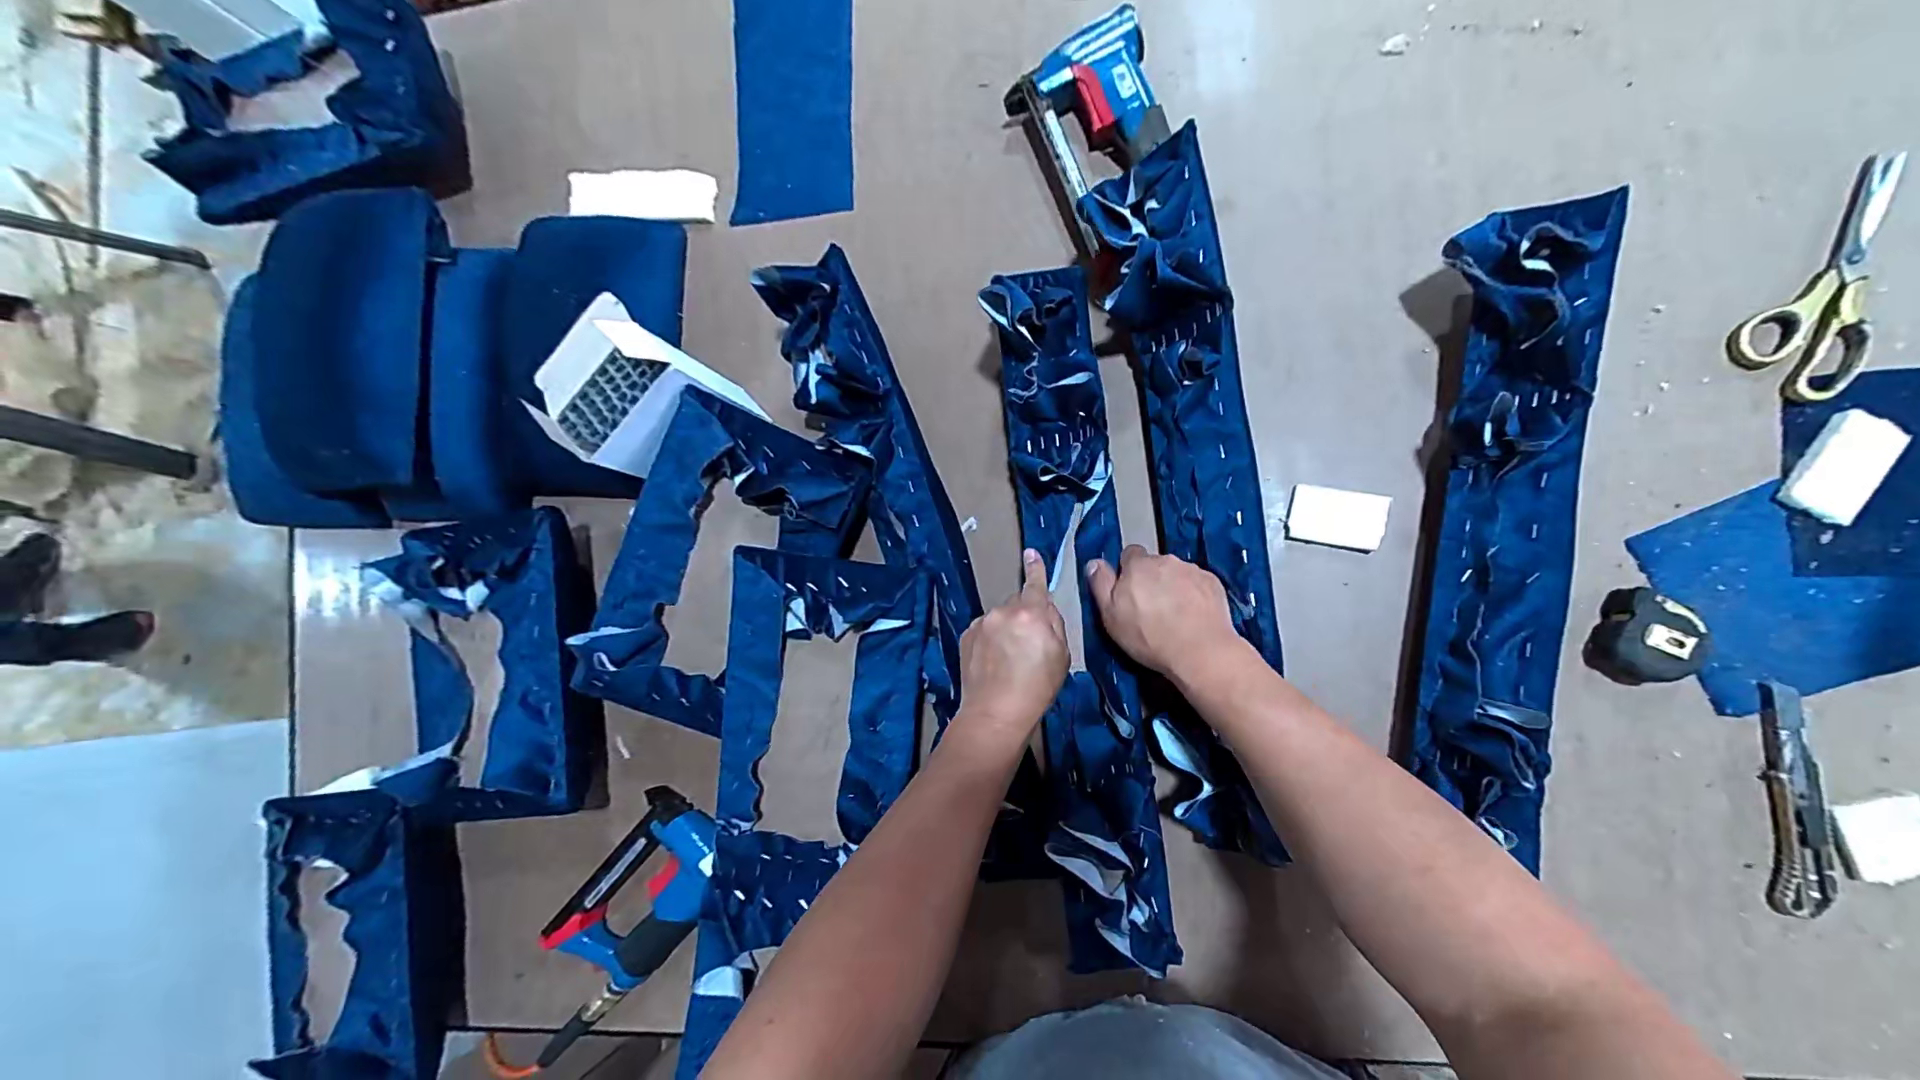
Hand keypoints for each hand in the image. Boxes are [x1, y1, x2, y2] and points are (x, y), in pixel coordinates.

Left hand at [954, 549, 1067, 753]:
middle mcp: (1002, 612)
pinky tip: (994, 662)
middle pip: (1018, 604)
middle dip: (1024, 616)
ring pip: (999, 618)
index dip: (1036, 569)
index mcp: (1030, 613)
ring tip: (1010, 659)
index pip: (1035, 584)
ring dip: (1006, 629)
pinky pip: (984, 630)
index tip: (1031, 553)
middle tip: (1030, 644)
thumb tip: (1044, 609)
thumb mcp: (1061, 655)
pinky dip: (990, 640)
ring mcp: (981, 623)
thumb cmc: (1036, 688)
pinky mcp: (966, 636)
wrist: (995, 712)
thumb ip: (1054, 624)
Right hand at [1085, 545, 1245, 682]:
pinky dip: (1194, 594)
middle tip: (1150, 608)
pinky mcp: (1213, 583)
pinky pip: (1197, 583)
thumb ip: (1100, 584)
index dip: (1127, 572)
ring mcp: (1192, 570)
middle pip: (1154, 563)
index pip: (1128, 554)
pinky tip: (1193, 615)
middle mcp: (1165, 560)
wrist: (1200, 652)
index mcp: (1137, 565)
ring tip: (1174, 615)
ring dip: (1173, 586)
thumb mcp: (1110, 615)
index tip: (1128, 592)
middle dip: (1151, 579)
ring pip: (1176, 573)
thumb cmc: (1150, 637)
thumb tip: (1094, 563)